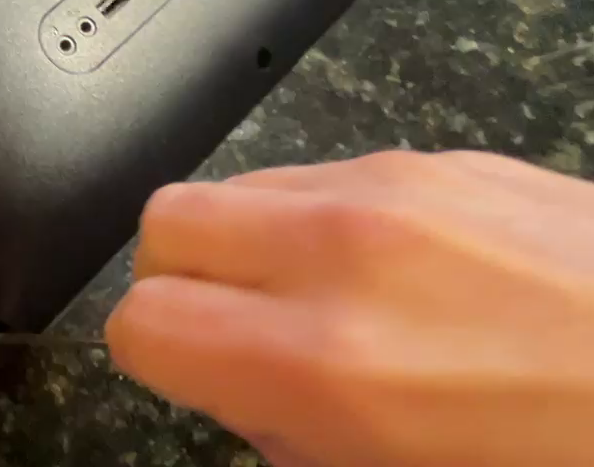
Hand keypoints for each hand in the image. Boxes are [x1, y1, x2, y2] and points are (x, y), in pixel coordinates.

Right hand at [107, 150, 593, 466]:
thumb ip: (304, 450)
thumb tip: (253, 401)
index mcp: (341, 366)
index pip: (143, 322)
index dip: (154, 359)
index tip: (198, 380)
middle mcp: (347, 250)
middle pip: (162, 222)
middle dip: (175, 280)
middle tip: (236, 333)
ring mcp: (399, 185)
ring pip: (232, 188)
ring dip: (246, 246)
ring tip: (331, 306)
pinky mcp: (449, 156)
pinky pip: (318, 176)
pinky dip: (315, 224)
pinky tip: (407, 278)